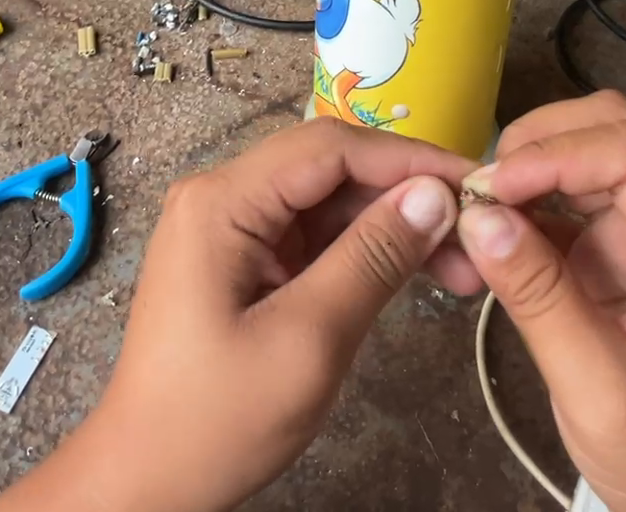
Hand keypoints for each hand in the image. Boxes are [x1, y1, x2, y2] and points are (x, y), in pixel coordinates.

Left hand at [0, 117, 481, 511]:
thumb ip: (372, 259)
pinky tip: (416, 270)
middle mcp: (224, 194)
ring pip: (328, 201)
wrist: (148, 478)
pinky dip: (365, 249)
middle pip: (329, 168)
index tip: (476, 183)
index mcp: (223, 199)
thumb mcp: (307, 339)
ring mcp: (233, 224)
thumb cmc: (217, 418)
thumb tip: (436, 196)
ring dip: (392, 225)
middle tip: (476, 233)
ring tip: (461, 266)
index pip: (328, 148)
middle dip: (405, 194)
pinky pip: (314, 234)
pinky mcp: (245, 255)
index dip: (407, 158)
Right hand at [456, 91, 625, 511]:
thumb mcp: (603, 396)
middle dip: (540, 143)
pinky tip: (487, 232)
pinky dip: (519, 201)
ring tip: (475, 209)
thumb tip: (475, 213)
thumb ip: (540, 300)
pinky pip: (562, 200)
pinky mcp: (612, 256)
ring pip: (585, 155)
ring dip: (526, 166)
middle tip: (480, 190)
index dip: (555, 155)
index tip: (487, 189)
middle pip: (614, 132)